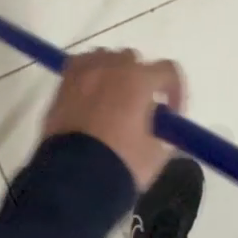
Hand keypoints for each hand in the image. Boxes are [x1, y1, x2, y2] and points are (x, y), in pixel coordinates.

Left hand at [41, 49, 186, 188]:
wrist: (74, 179)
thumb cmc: (120, 165)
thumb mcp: (155, 154)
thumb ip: (162, 134)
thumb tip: (158, 129)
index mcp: (139, 81)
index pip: (168, 71)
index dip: (175, 91)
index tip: (172, 114)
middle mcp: (111, 68)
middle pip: (133, 60)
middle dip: (141, 80)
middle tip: (140, 107)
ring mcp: (83, 74)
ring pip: (104, 58)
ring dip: (113, 73)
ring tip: (113, 100)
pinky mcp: (62, 87)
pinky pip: (78, 67)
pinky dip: (88, 75)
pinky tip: (90, 96)